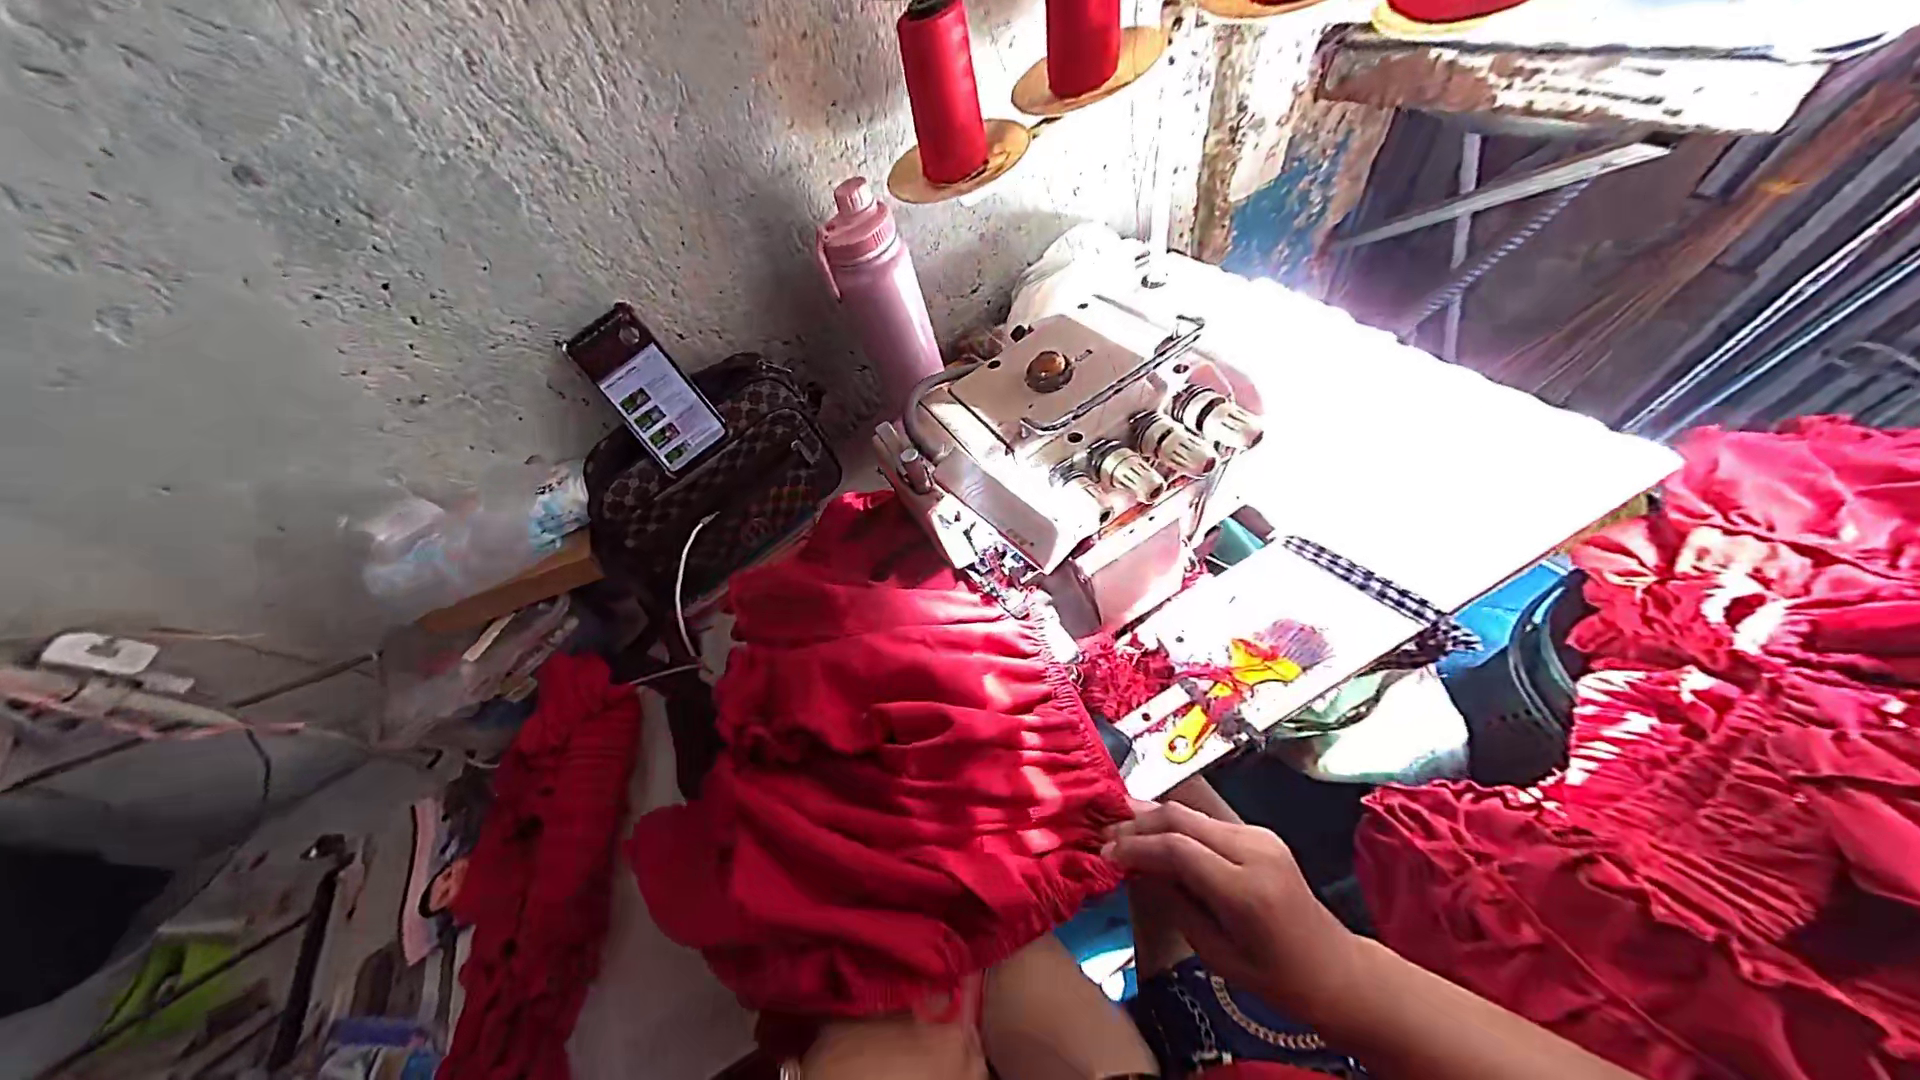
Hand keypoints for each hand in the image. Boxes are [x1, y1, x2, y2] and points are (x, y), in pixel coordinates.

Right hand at [1104, 801, 1358, 1010]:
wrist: (1336, 969)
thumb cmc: (1277, 978)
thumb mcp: (1216, 953)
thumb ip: (1174, 902)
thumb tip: (1136, 868)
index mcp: (1247, 890)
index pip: (1177, 848)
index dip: (1136, 847)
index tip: (1105, 854)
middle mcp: (1254, 851)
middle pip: (1181, 819)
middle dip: (1137, 823)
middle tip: (1104, 833)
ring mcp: (1259, 836)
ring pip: (1191, 813)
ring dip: (1151, 817)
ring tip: (1118, 824)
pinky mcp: (1258, 832)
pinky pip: (1205, 821)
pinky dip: (1173, 823)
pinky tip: (1151, 828)